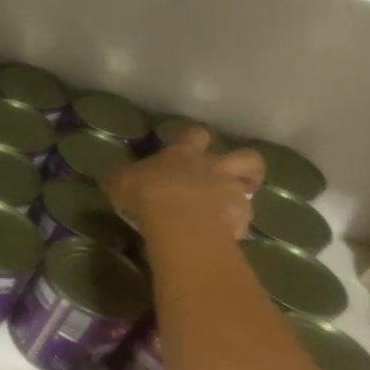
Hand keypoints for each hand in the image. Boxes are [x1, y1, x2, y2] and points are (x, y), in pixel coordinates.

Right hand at [105, 126, 264, 240]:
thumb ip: (122, 176)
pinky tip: (225, 234)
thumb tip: (117, 174)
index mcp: (184, 154)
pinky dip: (237, 225)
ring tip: (231, 206)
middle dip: (242, 163)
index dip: (195, 139)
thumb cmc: (146, 194)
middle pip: (245, 156)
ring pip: (251, 186)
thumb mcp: (119, 182)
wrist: (179, 221)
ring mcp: (231, 192)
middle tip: (230, 175)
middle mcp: (214, 168)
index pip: (196, 134)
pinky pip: (244, 219)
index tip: (190, 146)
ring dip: (245, 193)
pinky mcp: (241, 218)